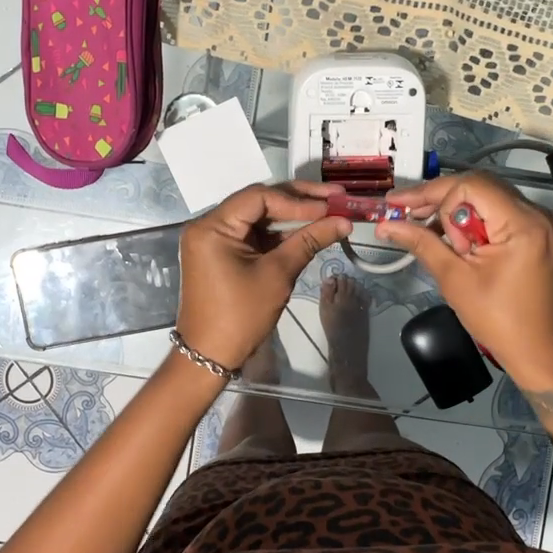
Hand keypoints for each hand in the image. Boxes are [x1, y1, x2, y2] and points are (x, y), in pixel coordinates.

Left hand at [176, 182, 351, 371]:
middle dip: (299, 201)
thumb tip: (344, 221)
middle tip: (337, 198)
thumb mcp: (278, 275)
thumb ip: (309, 241)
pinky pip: (253, 234)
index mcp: (213, 226)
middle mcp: (208, 225)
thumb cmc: (241, 315)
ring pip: (259, 217)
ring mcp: (214, 239)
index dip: (297, 200)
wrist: (209, 355)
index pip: (259, 197)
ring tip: (330, 211)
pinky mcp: (222, 252)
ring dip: (293, 216)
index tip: (330, 207)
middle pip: (259, 202)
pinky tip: (308, 230)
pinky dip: (279, 233)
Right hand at [375, 172, 552, 385]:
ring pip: (488, 197)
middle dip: (439, 199)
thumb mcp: (454, 279)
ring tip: (424, 227)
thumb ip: (422, 243)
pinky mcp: (538, 232)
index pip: (470, 186)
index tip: (402, 209)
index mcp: (522, 224)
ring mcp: (541, 222)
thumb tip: (385, 226)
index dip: (433, 195)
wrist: (539, 350)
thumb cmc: (497, 320)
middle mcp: (537, 213)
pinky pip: (499, 212)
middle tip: (405, 213)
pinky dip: (473, 219)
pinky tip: (450, 235)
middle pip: (479, 186)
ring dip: (454, 210)